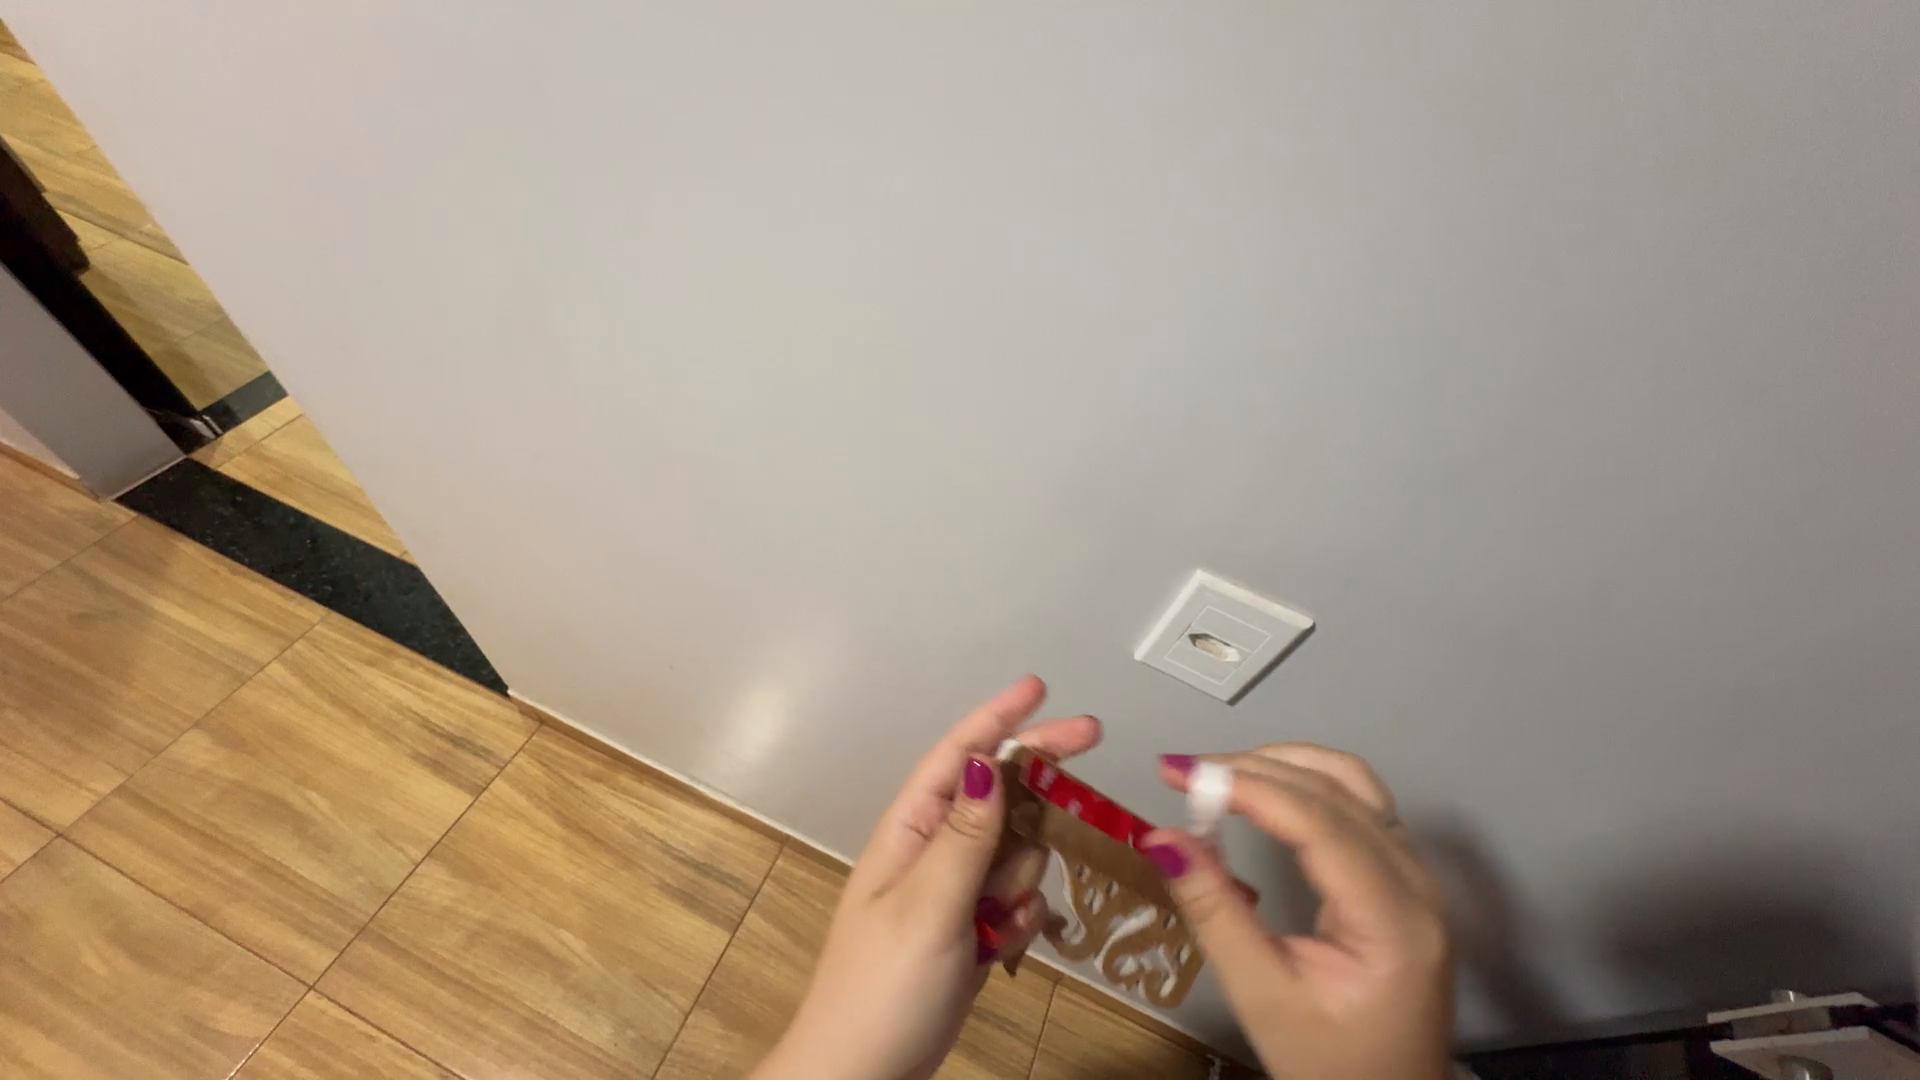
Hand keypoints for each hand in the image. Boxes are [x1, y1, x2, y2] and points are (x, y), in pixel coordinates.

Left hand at [755, 677, 1101, 1079]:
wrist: (862, 1077)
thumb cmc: (882, 986)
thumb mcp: (927, 905)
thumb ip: (966, 836)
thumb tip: (991, 764)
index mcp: (912, 827)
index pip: (961, 754)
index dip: (1000, 716)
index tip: (1040, 686)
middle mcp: (934, 845)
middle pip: (999, 791)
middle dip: (1038, 780)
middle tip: (1090, 740)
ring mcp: (955, 887)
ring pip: (1017, 849)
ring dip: (1020, 879)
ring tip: (993, 923)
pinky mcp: (971, 924)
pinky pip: (1016, 898)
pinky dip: (1017, 918)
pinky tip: (999, 947)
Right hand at [1147, 745, 1452, 1079]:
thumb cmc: (1329, 1062)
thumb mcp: (1262, 995)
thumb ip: (1214, 911)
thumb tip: (1159, 838)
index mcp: (1392, 921)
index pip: (1318, 823)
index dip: (1246, 786)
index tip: (1178, 772)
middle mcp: (1416, 884)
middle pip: (1336, 791)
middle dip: (1253, 769)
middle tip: (1185, 772)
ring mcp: (1415, 875)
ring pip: (1352, 782)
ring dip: (1281, 764)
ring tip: (1219, 773)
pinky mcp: (1401, 873)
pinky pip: (1358, 800)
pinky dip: (1303, 779)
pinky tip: (1263, 787)